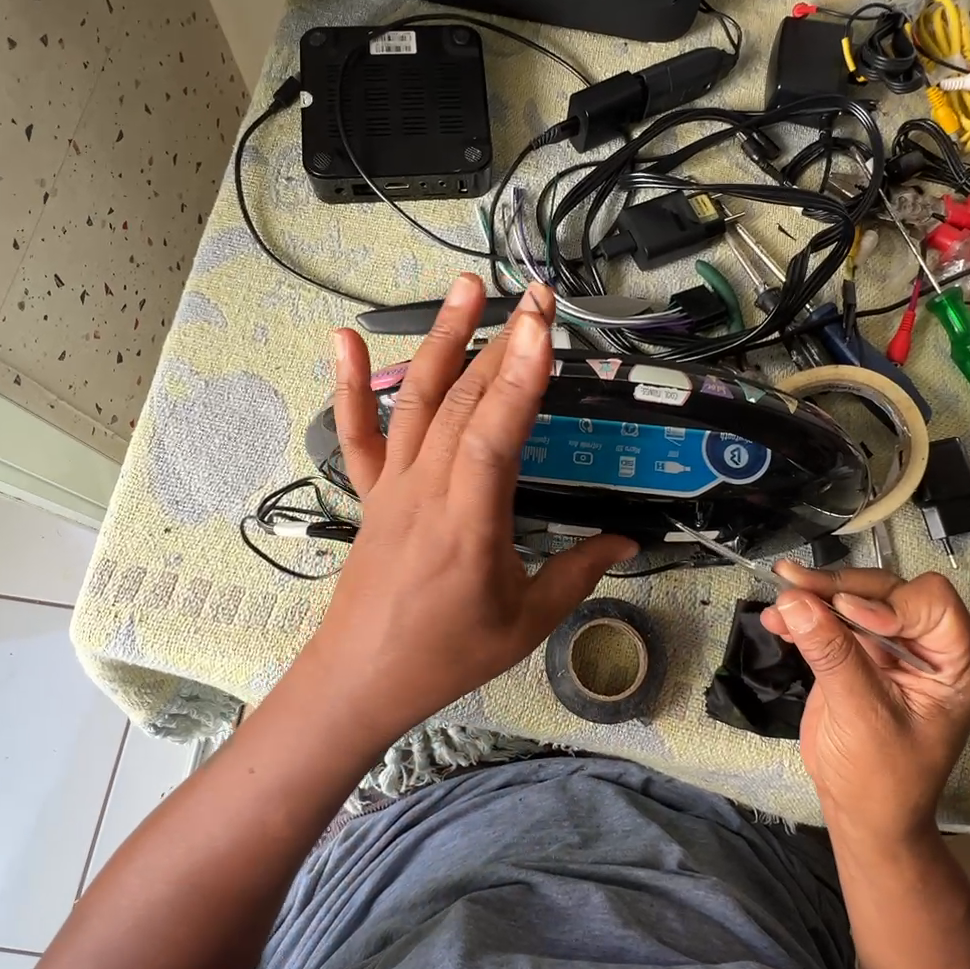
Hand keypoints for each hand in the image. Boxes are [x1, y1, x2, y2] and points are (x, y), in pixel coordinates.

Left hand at [310, 274, 635, 743]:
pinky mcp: (371, 491)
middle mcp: (426, 489)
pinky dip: (350, 384)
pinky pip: (357, 433)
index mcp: (468, 522)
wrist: (362, 678)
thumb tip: (625, 541)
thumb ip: (578, 574)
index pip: (493, 435)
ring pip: (416, 400)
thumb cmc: (447, 654)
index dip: (519, 377)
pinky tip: (344, 339)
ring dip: (441, 339)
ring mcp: (392, 484)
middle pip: (462, 402)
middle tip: (533, 298)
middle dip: (500, 343)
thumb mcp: (527, 621)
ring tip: (466, 289)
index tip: (540, 325)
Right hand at [759, 566, 969, 843]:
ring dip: (814, 595)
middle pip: (885, 592)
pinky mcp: (850, 656)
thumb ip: (833, 655)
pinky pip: (827, 622)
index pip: (931, 604)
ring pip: (852, 600)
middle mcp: (921, 648)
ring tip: (779, 596)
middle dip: (840, 587)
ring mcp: (884, 650)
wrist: (860, 814)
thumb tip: (796, 601)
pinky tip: (775, 621)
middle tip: (795, 584)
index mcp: (949, 663)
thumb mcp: (863, 716)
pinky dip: (801, 617)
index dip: (891, 601)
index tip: (848, 612)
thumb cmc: (882, 778)